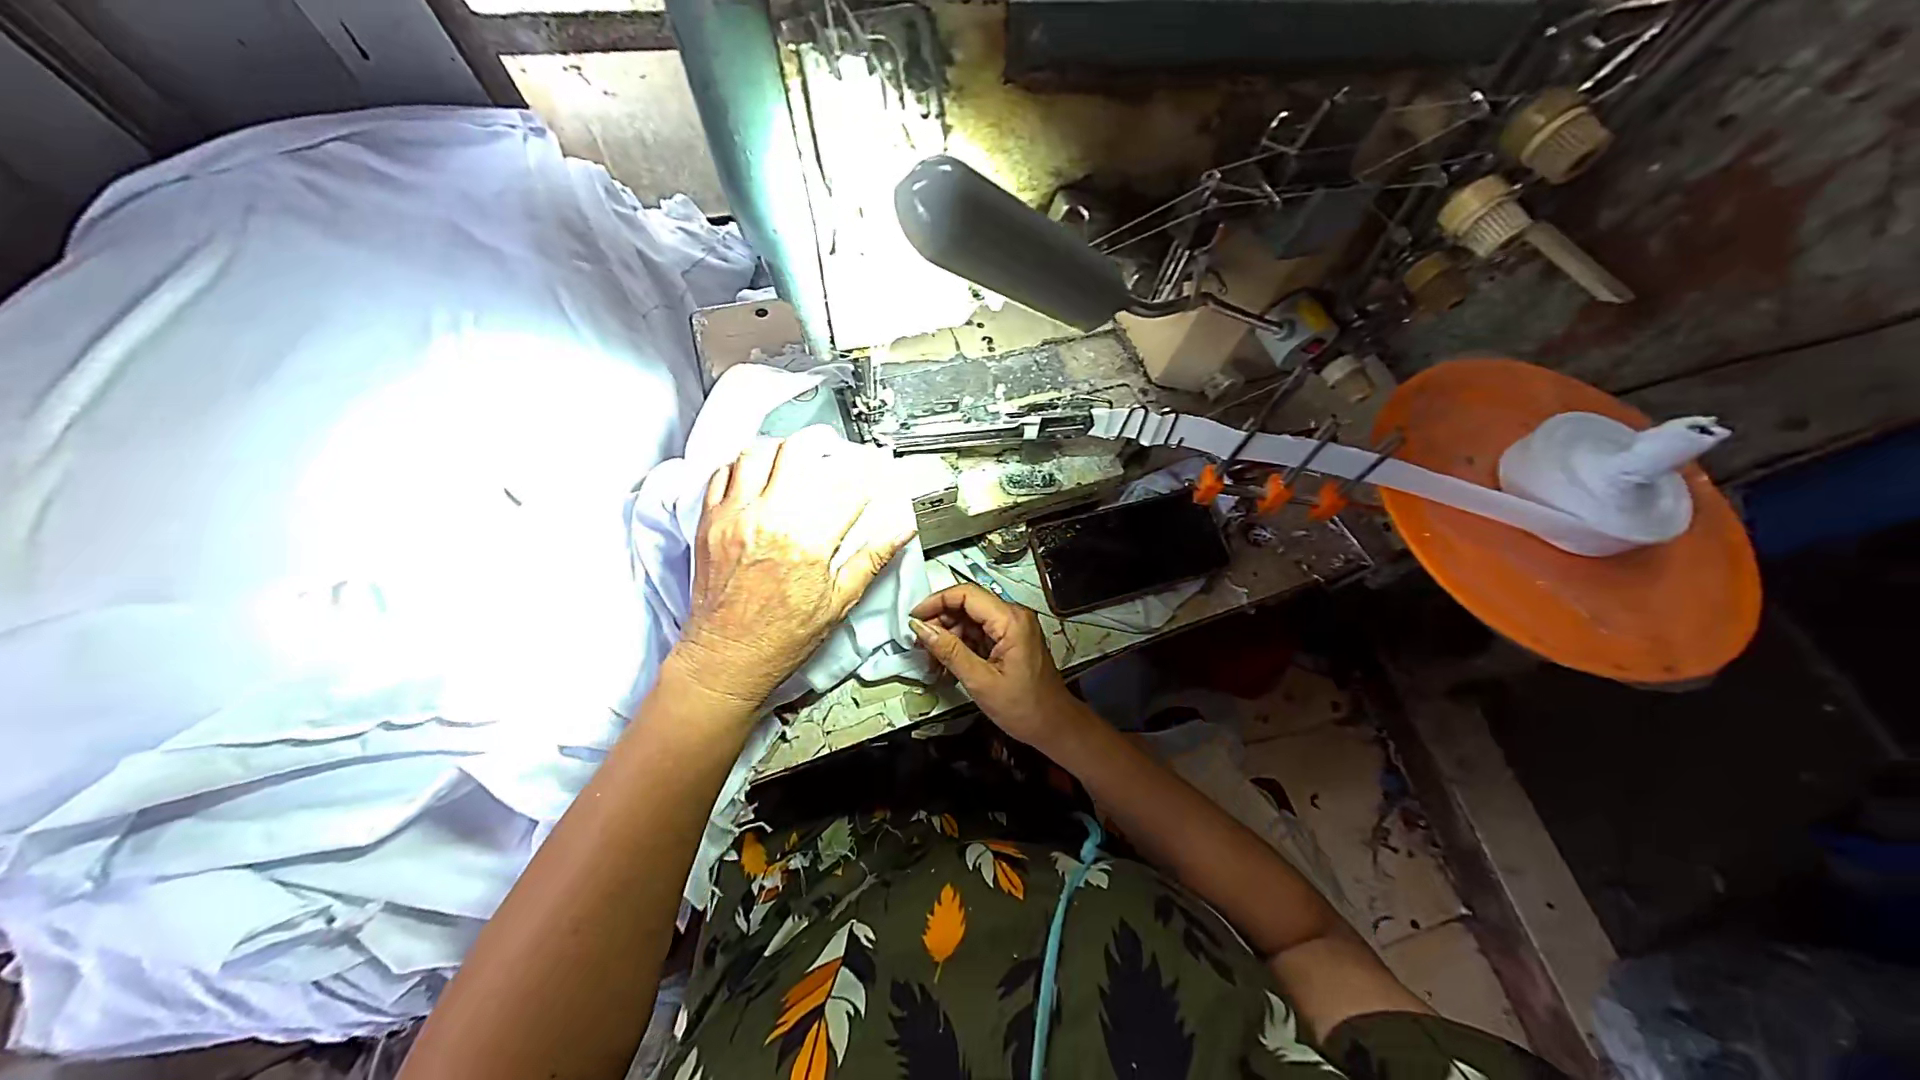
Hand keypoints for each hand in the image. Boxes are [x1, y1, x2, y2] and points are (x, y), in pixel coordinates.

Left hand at [672, 426, 916, 712]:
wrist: (725, 658)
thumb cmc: (778, 639)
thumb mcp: (838, 602)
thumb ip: (871, 559)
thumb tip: (899, 532)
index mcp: (807, 542)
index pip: (847, 485)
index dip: (868, 468)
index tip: (875, 463)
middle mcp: (769, 520)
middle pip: (798, 453)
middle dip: (823, 446)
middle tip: (833, 453)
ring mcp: (735, 517)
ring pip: (757, 453)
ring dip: (781, 451)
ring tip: (793, 461)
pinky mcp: (709, 523)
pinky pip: (722, 474)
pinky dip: (742, 467)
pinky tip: (757, 479)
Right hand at [909, 584, 1091, 753]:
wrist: (1053, 725)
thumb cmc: (1027, 708)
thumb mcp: (980, 681)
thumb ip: (949, 651)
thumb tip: (923, 629)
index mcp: (1011, 621)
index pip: (966, 594)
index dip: (936, 602)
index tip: (915, 618)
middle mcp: (1014, 617)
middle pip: (967, 605)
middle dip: (940, 622)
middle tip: (921, 644)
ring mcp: (1013, 627)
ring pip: (970, 619)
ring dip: (948, 636)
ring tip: (933, 661)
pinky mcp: (1010, 639)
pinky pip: (979, 632)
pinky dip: (961, 645)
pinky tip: (948, 664)